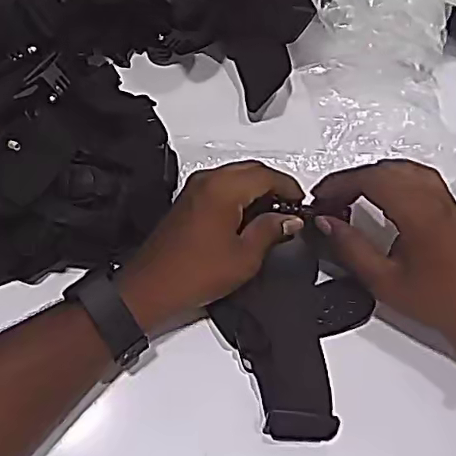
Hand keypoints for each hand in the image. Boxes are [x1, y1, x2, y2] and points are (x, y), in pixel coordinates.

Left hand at [114, 160, 305, 335]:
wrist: (154, 285)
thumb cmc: (191, 272)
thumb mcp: (246, 256)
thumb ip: (270, 231)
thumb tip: (287, 221)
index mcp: (222, 188)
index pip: (266, 174)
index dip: (289, 187)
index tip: (301, 203)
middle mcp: (206, 182)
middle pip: (250, 170)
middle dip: (274, 185)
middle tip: (291, 208)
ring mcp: (194, 190)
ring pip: (234, 177)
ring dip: (255, 190)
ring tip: (273, 217)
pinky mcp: (186, 202)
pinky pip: (219, 187)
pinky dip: (238, 196)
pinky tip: (248, 219)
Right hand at [310, 159, 455, 369]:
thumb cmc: (446, 304)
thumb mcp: (384, 282)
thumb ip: (350, 248)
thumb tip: (327, 223)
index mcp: (419, 214)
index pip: (370, 179)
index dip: (338, 184)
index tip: (319, 198)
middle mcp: (435, 201)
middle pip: (385, 169)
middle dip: (351, 179)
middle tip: (329, 199)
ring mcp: (447, 203)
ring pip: (403, 169)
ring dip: (372, 177)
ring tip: (349, 196)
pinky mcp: (452, 210)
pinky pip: (418, 178)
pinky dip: (392, 180)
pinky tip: (380, 198)